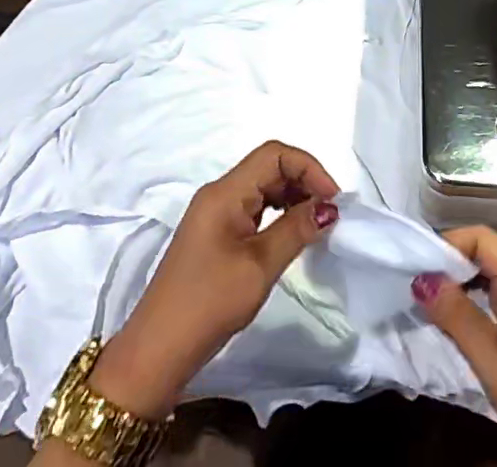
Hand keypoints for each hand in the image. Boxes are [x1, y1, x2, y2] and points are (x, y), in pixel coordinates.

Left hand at [89, 141, 339, 419]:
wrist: (162, 341)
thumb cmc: (210, 300)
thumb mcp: (259, 266)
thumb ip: (295, 230)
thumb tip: (328, 207)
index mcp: (224, 192)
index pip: (272, 154)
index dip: (308, 168)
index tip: (334, 202)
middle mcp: (218, 193)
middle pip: (267, 167)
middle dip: (303, 181)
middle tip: (331, 215)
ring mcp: (215, 212)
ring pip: (261, 187)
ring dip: (293, 197)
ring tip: (318, 225)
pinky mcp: (216, 232)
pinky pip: (253, 208)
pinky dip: (278, 214)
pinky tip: (293, 234)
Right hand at [413, 226, 496, 466]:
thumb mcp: (489, 355)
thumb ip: (453, 312)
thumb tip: (419, 277)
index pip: (481, 238)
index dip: (448, 244)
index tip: (421, 268)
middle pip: (482, 251)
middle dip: (447, 262)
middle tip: (419, 284)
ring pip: (484, 272)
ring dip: (455, 282)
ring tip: (429, 299)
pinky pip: (490, 292)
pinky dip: (467, 298)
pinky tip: (450, 316)